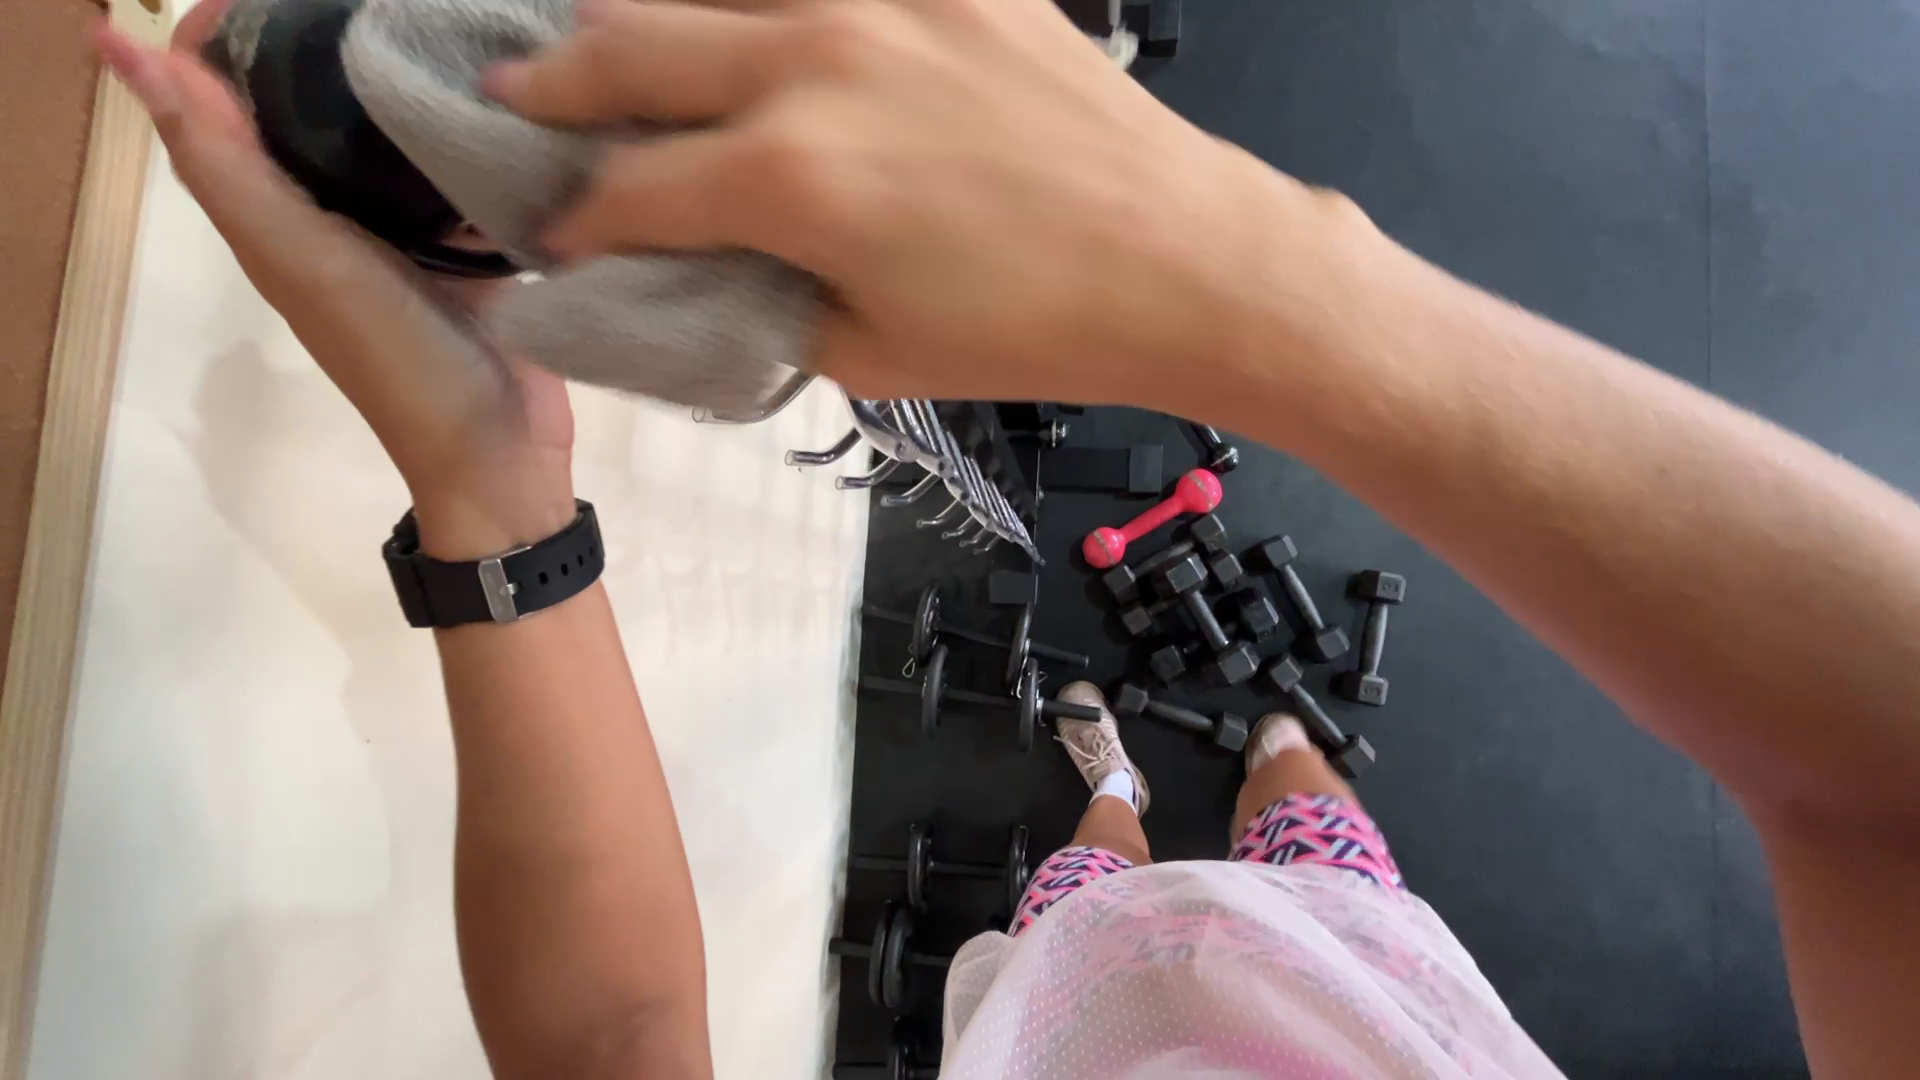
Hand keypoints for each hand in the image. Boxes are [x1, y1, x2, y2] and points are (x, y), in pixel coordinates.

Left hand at [96, 10, 575, 557]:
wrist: (502, 450)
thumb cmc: (407, 365)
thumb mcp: (310, 265)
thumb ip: (231, 168)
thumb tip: (117, 42)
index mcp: (278, 218)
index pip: (217, 100)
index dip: (220, 34)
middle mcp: (336, 223)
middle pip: (305, 116)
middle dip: (321, 52)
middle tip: (383, 12)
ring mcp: (410, 246)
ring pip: (388, 151)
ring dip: (402, 99)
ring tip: (440, 48)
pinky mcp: (475, 265)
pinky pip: (459, 192)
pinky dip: (467, 154)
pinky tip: (498, 121)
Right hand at [487, 0, 1348, 407]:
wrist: (1172, 266)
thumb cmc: (1032, 330)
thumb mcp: (878, 356)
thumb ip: (772, 307)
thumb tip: (714, 275)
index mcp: (794, 181)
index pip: (636, 191)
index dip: (580, 221)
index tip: (559, 237)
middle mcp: (819, 62)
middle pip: (634, 48)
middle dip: (557, 85)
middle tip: (516, 99)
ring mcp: (890, 0)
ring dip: (645, 18)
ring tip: (611, 45)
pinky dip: (768, 2)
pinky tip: (756, 24)